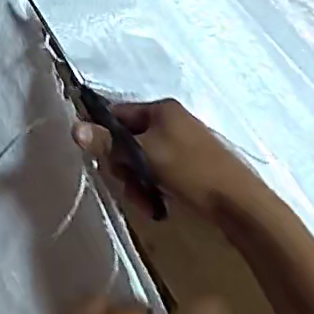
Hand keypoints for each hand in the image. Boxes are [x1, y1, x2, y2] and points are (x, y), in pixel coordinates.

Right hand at [72, 99, 261, 215]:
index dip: (103, 133)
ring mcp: (183, 144)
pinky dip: (154, 187)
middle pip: (129, 140)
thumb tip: (74, 128)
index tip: (97, 157)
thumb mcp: (144, 155)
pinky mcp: (191, 166)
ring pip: (143, 160)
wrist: (239, 204)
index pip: (118, 113)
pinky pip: (159, 171)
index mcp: (161, 109)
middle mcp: (172, 121)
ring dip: (137, 181)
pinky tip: (157, 204)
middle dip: (124, 166)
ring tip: (145, 201)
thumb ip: (108, 143)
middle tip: (127, 186)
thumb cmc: (189, 170)